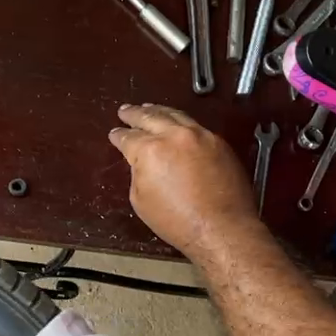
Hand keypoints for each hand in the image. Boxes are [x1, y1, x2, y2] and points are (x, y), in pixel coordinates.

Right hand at [108, 104, 259, 257]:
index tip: (115, 134)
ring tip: (148, 108)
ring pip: (175, 115)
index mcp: (150, 150)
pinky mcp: (218, 142)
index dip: (119, 136)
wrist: (220, 226)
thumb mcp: (141, 200)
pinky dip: (180, 121)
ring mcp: (200, 135)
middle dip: (135, 114)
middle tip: (125, 111)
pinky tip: (176, 124)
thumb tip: (142, 162)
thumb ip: (138, 173)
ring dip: (158, 111)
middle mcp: (174, 136)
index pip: (128, 137)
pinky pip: (194, 125)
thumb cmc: (177, 220)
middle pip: (150, 116)